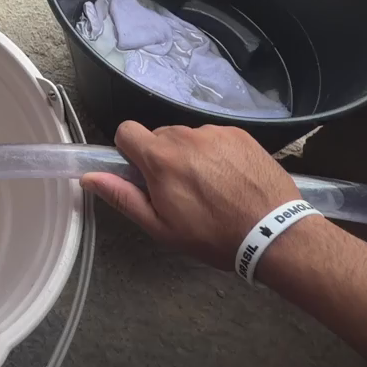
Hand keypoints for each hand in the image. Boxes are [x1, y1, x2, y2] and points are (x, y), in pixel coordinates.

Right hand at [81, 121, 304, 271]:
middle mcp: (182, 136)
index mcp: (158, 157)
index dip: (130, 151)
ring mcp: (212, 133)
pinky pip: (214, 137)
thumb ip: (122, 197)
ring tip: (212, 185)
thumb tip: (88, 177)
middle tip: (182, 188)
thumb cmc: (214, 236)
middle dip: (162, 156)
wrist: (278, 235)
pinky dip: (216, 152)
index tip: (144, 174)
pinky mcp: (238, 134)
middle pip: (158, 136)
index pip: (125, 130)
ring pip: (187, 137)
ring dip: (190, 154)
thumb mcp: (162, 227)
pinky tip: (232, 177)